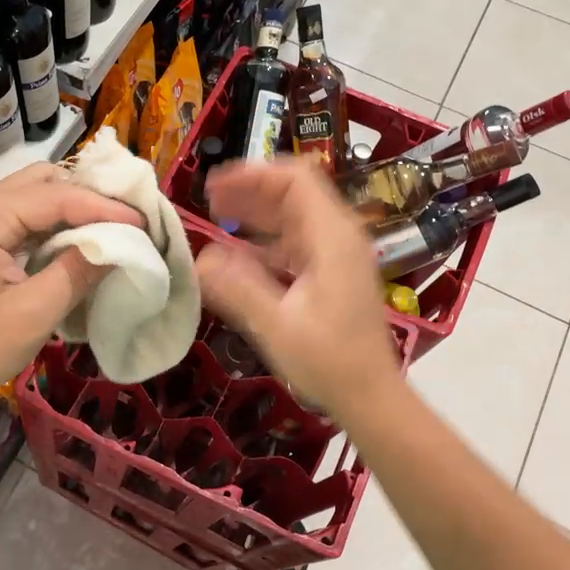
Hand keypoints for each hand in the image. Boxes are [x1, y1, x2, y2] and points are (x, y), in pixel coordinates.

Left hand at [0, 164, 143, 412]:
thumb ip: (77, 272)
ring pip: (33, 199)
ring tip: (112, 229)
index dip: (105, 207)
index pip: (57, 196)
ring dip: (71, 210)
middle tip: (129, 220)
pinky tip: (79, 244)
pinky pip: (22, 222)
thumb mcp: (32, 314)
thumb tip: (120, 245)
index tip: (145, 223)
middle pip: (44, 183)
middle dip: (88, 197)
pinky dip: (53, 228)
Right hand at [197, 158, 404, 416]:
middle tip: (208, 200)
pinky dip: (264, 239)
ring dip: (255, 212)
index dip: (253, 174)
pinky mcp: (330, 273)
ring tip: (216, 218)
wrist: (370, 395)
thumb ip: (238, 288)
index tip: (214, 185)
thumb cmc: (329, 361)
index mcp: (331, 239)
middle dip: (249, 190)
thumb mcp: (277, 326)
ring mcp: (335, 255)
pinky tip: (235, 254)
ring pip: (293, 216)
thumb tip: (200, 258)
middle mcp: (337, 237)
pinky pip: (294, 241)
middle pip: (293, 193)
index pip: (295, 180)